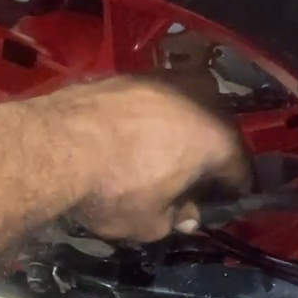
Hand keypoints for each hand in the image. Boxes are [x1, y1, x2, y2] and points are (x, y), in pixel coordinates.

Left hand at [19, 78, 248, 241]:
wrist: (57, 145)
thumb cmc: (115, 190)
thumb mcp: (150, 224)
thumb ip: (176, 219)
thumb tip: (186, 216)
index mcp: (215, 138)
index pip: (240, 168)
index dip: (236, 190)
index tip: (228, 203)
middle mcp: (200, 98)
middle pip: (216, 130)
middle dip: (209, 155)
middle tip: (195, 180)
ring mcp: (164, 78)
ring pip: (185, 108)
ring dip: (180, 131)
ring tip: (164, 157)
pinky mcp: (129, 74)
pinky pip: (152, 101)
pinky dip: (151, 119)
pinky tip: (135, 138)